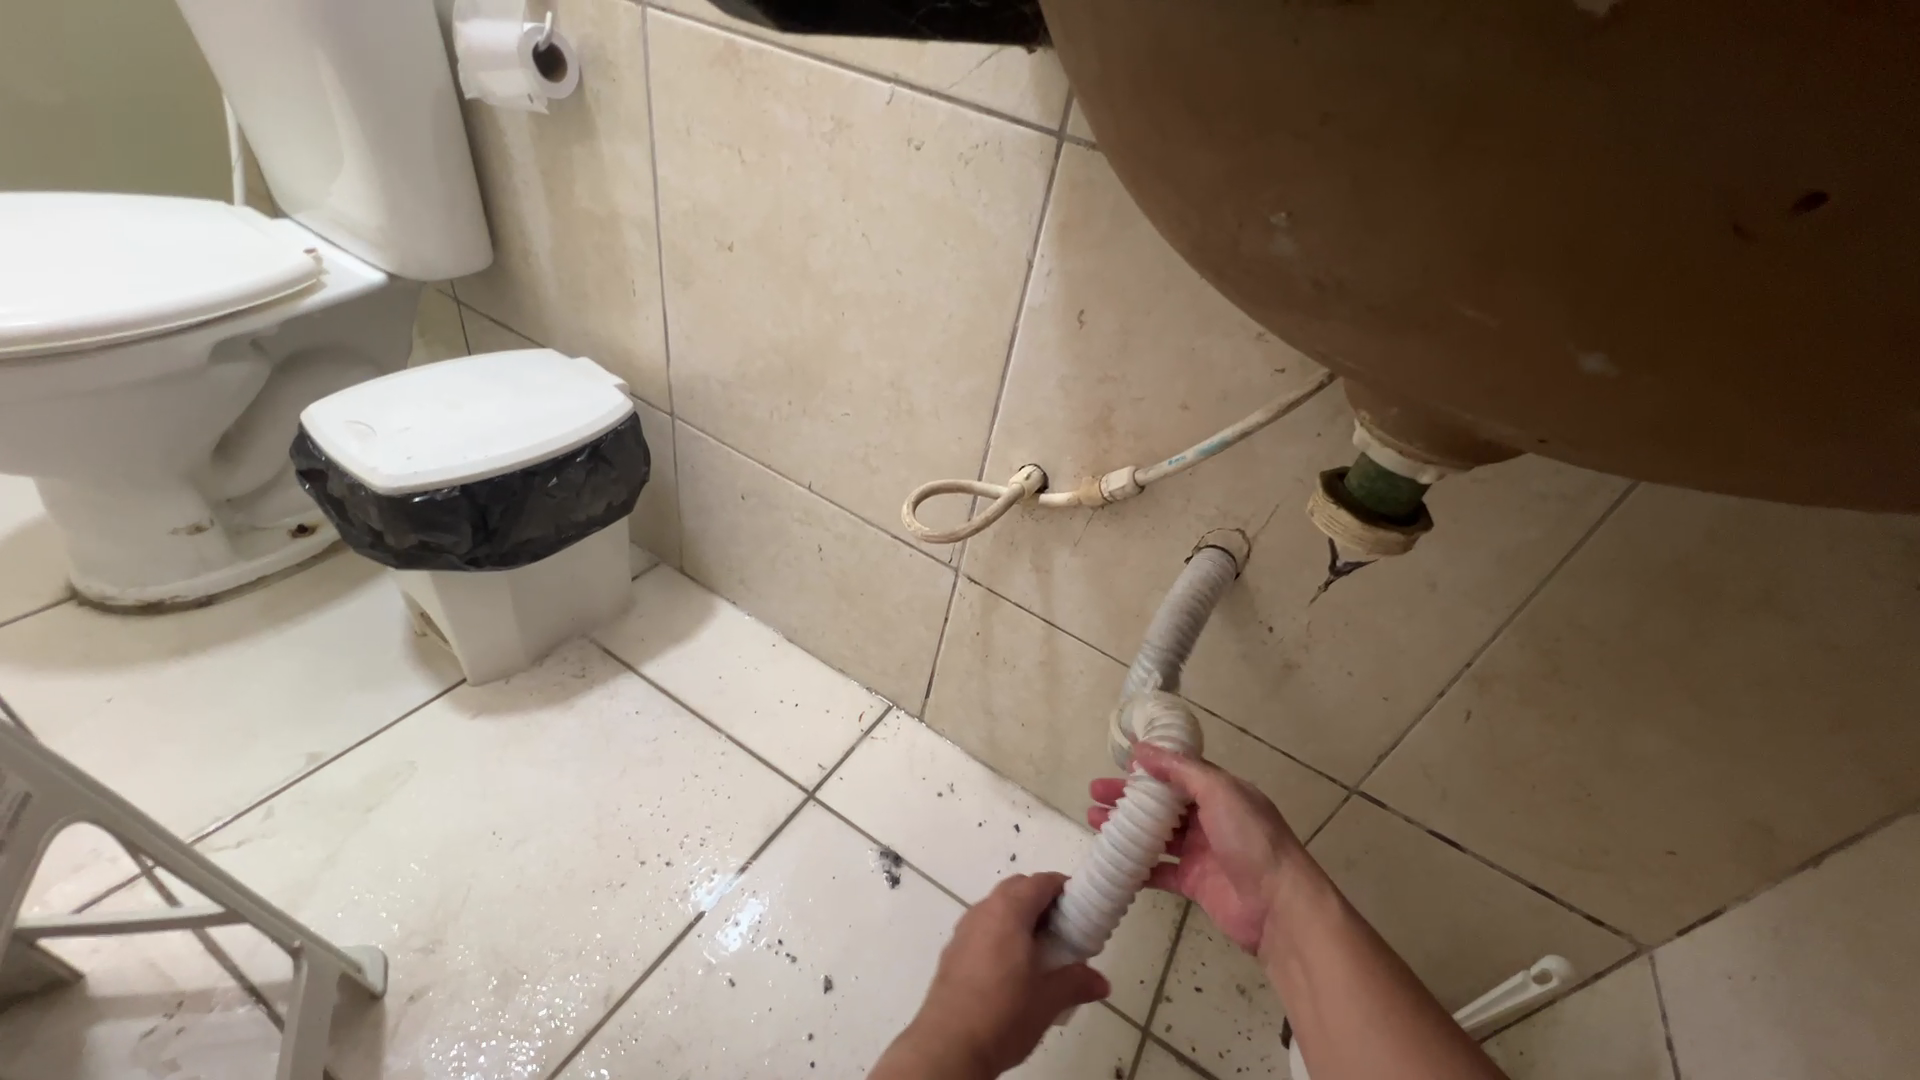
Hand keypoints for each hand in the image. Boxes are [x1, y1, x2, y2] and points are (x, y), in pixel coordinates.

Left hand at [871, 873, 1110, 1079]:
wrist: (949, 1047)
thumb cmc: (1004, 1014)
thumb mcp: (1049, 1000)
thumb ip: (1077, 982)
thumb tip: (1102, 982)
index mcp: (1009, 911)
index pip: (1040, 882)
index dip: (1063, 888)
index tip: (1081, 906)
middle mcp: (983, 911)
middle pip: (1016, 889)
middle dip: (1041, 900)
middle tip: (1063, 929)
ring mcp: (964, 930)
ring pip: (996, 908)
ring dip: (1019, 917)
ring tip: (1038, 951)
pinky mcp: (952, 951)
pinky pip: (982, 928)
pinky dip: (1000, 934)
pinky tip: (1010, 969)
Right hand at [1087, 742, 1307, 955]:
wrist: (1279, 906)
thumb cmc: (1251, 839)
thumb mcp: (1219, 791)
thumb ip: (1180, 770)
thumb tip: (1141, 749)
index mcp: (1221, 793)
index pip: (1178, 774)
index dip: (1148, 769)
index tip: (1117, 765)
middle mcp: (1210, 819)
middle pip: (1161, 804)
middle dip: (1128, 798)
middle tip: (1094, 794)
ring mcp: (1202, 853)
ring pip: (1156, 836)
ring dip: (1126, 829)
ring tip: (1093, 821)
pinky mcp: (1194, 884)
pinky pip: (1159, 871)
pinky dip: (1136, 867)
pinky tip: (1112, 860)